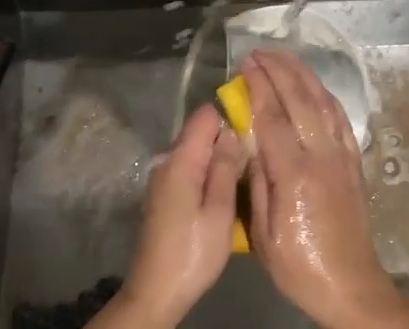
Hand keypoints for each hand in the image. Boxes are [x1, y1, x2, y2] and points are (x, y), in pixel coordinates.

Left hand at [97, 105, 245, 328]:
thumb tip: (231, 130)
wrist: (156, 292)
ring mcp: (162, 178)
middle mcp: (167, 161)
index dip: (229, 120)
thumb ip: (226, 167)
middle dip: (226, 143)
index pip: (205, 116)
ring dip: (217, 162)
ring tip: (240, 184)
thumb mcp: (220, 211)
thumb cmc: (193, 252)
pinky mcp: (163, 195)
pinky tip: (221, 199)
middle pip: (200, 134)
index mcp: (180, 160)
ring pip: (196, 153)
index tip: (252, 136)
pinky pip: (188, 171)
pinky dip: (206, 177)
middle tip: (251, 166)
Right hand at [244, 50, 408, 328]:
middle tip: (259, 52)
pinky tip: (314, 86)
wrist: (350, 286)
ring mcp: (342, 156)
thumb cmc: (299, 265)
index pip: (273, 117)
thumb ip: (257, 182)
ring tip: (283, 57)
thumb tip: (249, 140)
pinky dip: (325, 94)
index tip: (245, 65)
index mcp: (294, 174)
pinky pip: (340, 118)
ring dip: (302, 74)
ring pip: (323, 102)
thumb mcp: (263, 234)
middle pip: (300, 99)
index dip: (258, 87)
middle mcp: (321, 156)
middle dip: (278, 70)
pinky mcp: (354, 162)